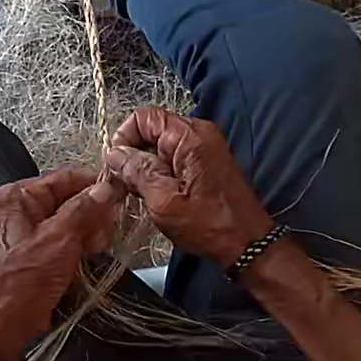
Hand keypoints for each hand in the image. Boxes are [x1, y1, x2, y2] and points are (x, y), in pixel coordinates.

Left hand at [0, 168, 122, 360]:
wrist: (6, 326)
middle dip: (92, 218)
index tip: (122, 193)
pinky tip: (86, 262)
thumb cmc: (22, 282)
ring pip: (76, 224)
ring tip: (89, 253)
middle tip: (98, 236)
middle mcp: (23, 211)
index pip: (65, 177)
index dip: (95, 185)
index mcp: (19, 198)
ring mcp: (34, 235)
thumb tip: (107, 187)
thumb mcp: (58, 238)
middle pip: (73, 201)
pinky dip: (83, 252)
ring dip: (90, 237)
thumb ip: (84, 209)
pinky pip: (72, 245)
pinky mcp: (43, 257)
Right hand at [104, 107, 274, 267]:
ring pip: (158, 145)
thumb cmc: (208, 225)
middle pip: (150, 130)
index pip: (143, 117)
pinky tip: (156, 196)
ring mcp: (203, 147)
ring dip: (144, 167)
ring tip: (141, 194)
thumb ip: (136, 171)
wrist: (247, 244)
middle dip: (132, 155)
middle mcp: (198, 133)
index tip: (117, 167)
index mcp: (189, 136)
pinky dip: (158, 173)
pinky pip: (171, 157)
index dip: (123, 138)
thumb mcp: (163, 200)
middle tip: (126, 185)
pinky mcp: (204, 162)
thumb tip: (114, 154)